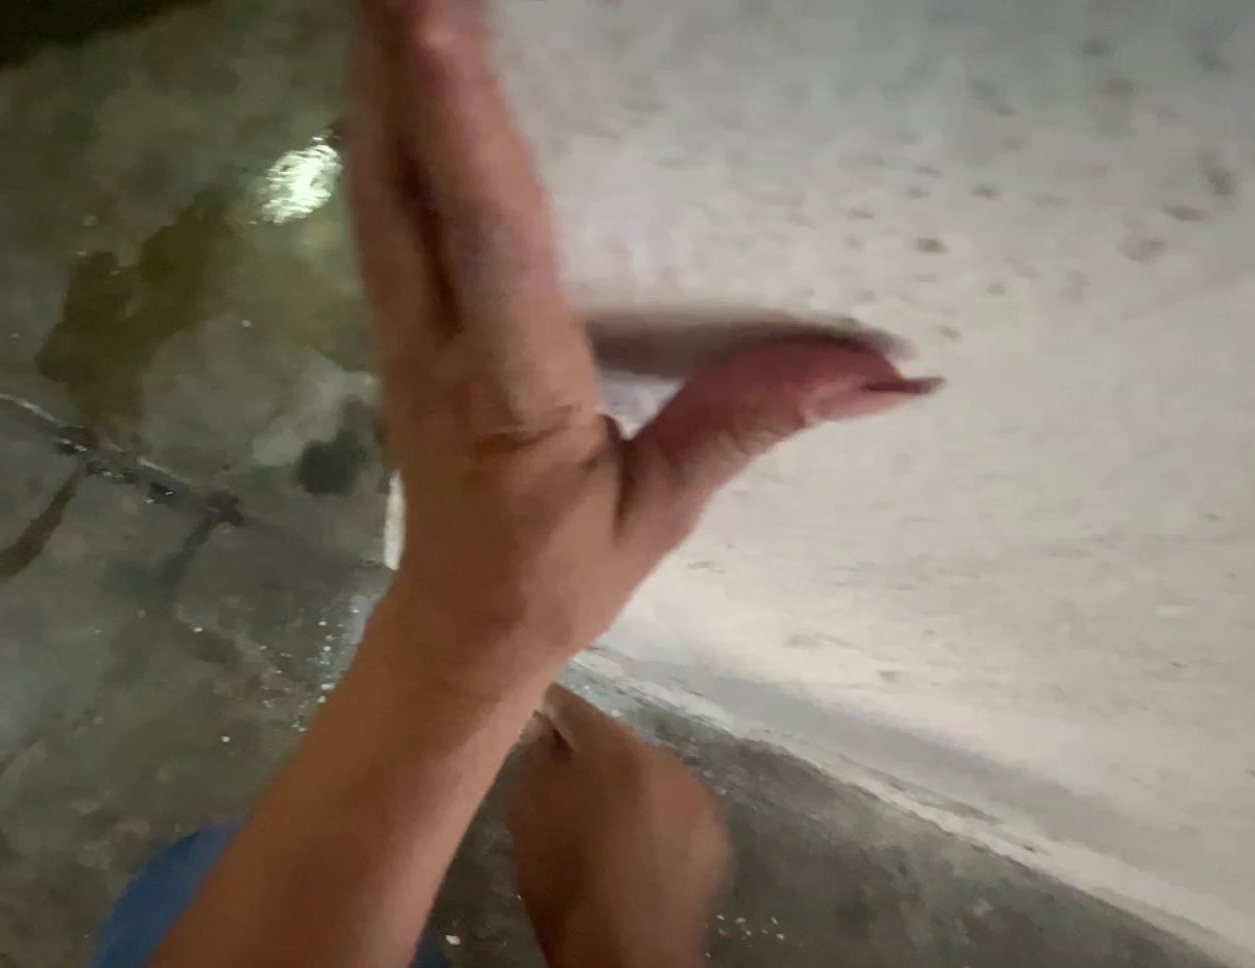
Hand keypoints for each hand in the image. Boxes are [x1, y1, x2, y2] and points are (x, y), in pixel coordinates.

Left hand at [349, 0, 937, 696]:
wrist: (461, 620)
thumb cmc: (555, 577)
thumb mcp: (657, 514)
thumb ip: (745, 426)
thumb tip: (882, 371)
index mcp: (512, 392)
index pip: (488, 243)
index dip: (461, 127)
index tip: (434, 10)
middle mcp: (438, 352)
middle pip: (399, 192)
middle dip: (395, 66)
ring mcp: (400, 346)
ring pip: (372, 200)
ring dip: (376, 91)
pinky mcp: (394, 345)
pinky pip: (378, 228)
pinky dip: (380, 147)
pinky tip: (391, 95)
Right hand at [509, 685, 729, 954]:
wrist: (626, 963)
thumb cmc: (566, 879)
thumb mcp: (528, 808)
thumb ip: (538, 755)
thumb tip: (547, 730)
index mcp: (619, 749)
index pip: (575, 709)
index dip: (548, 709)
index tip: (529, 716)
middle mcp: (667, 762)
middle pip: (616, 740)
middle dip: (588, 751)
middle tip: (560, 776)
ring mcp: (699, 801)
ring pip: (647, 774)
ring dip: (622, 783)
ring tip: (597, 816)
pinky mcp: (715, 839)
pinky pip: (670, 808)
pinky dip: (649, 814)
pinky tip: (631, 847)